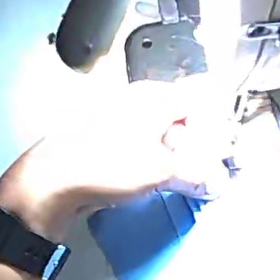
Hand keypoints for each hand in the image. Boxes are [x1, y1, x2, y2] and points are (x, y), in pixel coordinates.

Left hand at [0, 81, 228, 239]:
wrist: (52, 182)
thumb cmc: (106, 165)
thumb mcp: (162, 171)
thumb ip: (196, 174)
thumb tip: (215, 182)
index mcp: (155, 96)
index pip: (201, 98)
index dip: (219, 122)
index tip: (228, 148)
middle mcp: (138, 100)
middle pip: (183, 115)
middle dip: (201, 142)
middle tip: (212, 168)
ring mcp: (121, 119)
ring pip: (163, 132)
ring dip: (180, 155)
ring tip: (189, 179)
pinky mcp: (108, 140)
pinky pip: (145, 146)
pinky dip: (159, 161)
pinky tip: (161, 181)